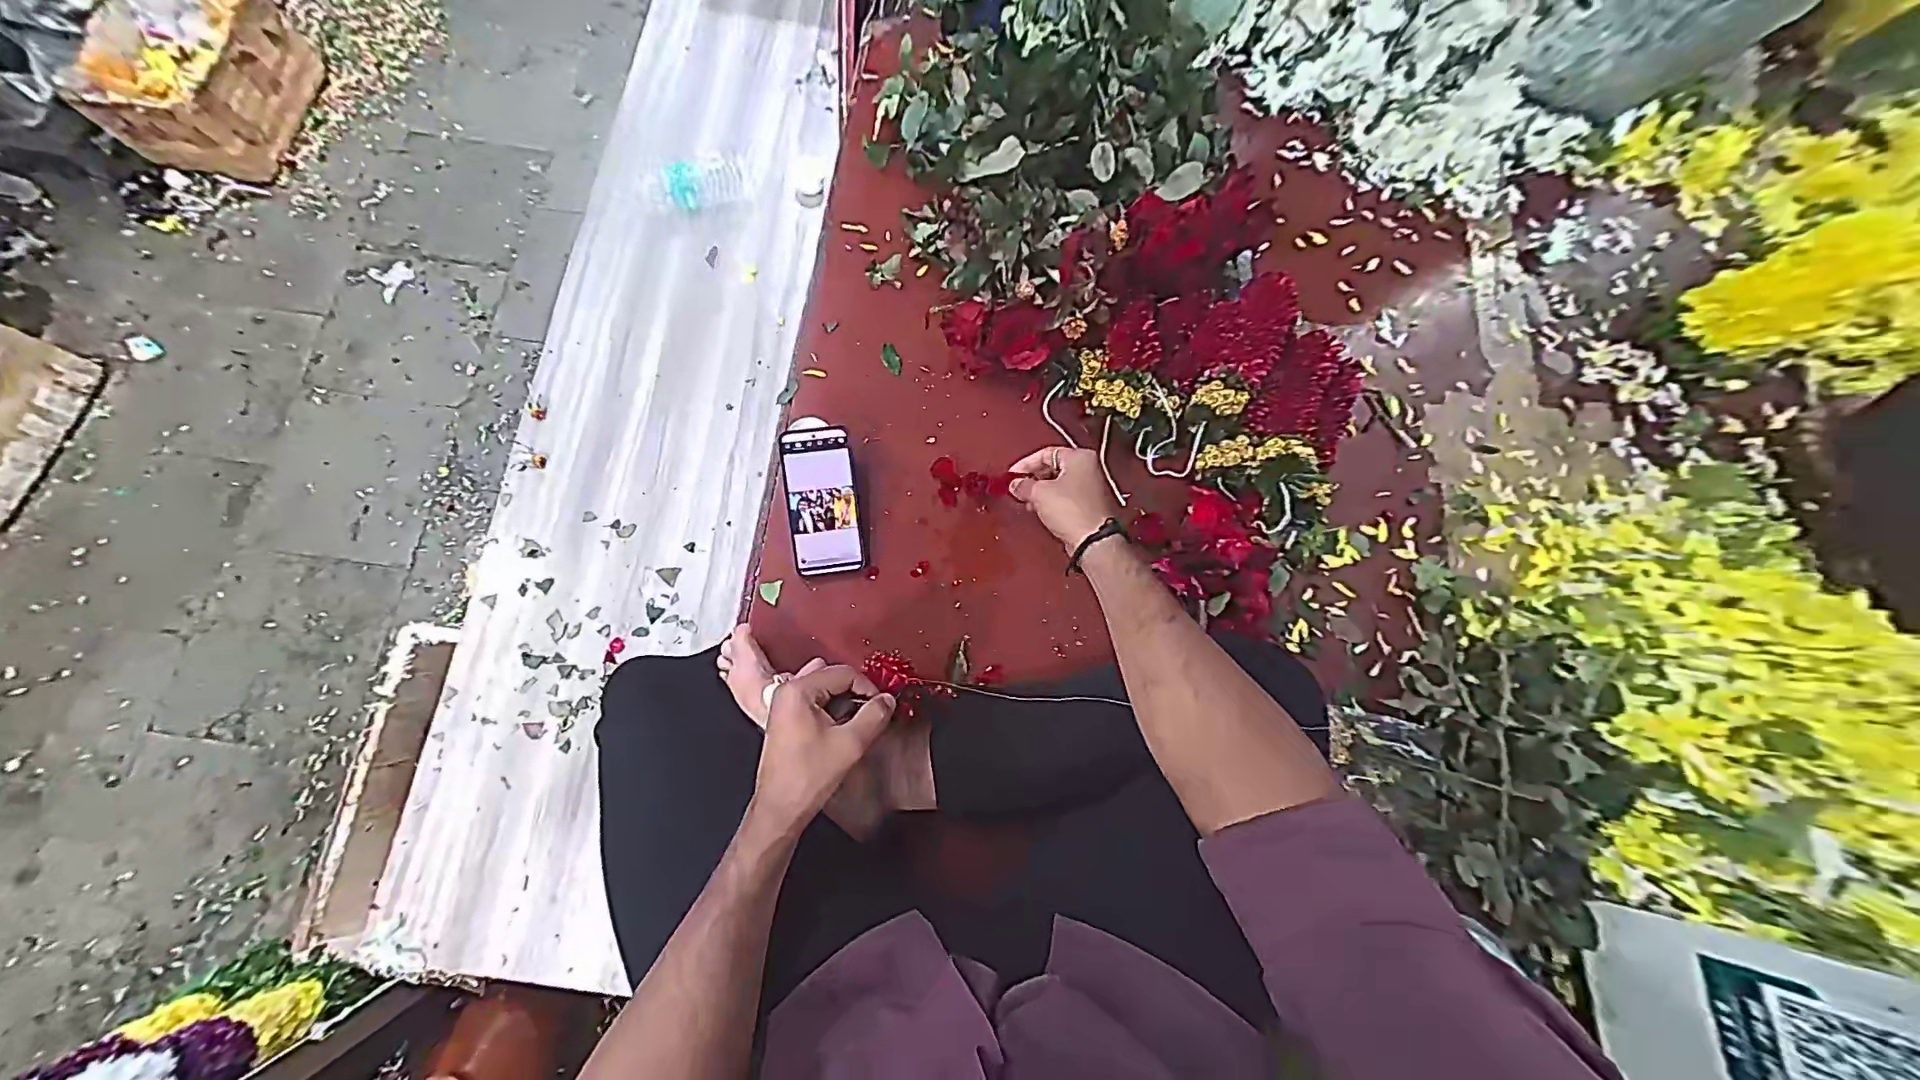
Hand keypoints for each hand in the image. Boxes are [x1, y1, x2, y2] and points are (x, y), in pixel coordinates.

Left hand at [748, 665, 895, 834]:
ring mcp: (783, 706)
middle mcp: (786, 692)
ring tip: (856, 722)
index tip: (881, 703)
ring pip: (824, 690)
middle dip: (856, 694)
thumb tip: (887, 700)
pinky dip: (831, 710)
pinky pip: (814, 702)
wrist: (780, 809)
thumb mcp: (851, 743)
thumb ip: (875, 715)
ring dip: (844, 702)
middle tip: (873, 712)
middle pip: (833, 678)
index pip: (844, 673)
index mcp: (798, 691)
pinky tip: (841, 730)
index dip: (868, 687)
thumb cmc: (806, 778)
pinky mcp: (785, 719)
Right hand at [1007, 446, 1122, 552]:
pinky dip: (1051, 501)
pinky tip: (1040, 509)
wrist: (1091, 538)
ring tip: (1027, 500)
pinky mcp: (1088, 505)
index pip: (1046, 453)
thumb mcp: (1039, 493)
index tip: (1013, 474)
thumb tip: (1016, 484)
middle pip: (1053, 468)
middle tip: (1019, 487)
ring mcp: (1090, 487)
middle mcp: (1088, 469)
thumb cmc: (1074, 511)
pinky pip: (1065, 497)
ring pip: (1058, 483)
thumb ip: (1023, 485)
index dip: (1026, 463)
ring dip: (1041, 491)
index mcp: (1079, 457)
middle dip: (1033, 478)